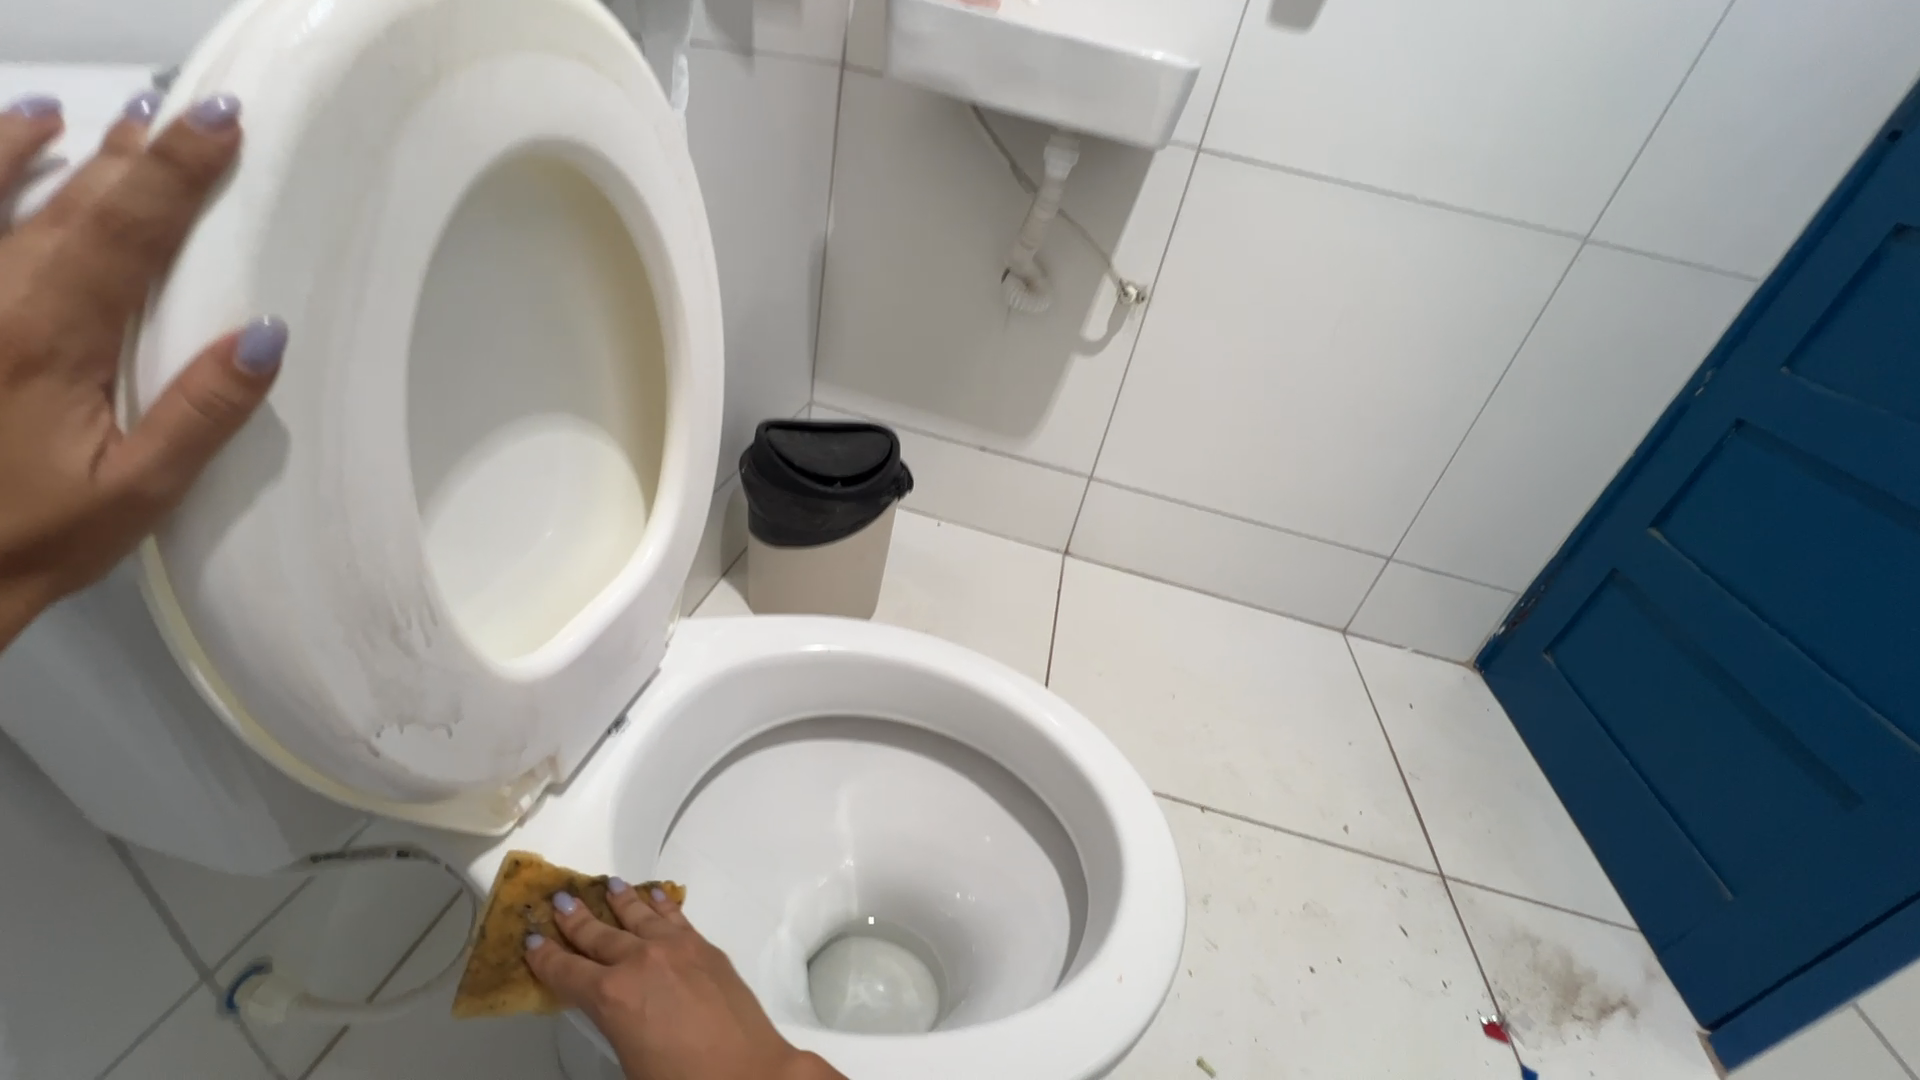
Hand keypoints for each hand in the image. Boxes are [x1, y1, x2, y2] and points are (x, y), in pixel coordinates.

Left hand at [0, 90, 286, 650]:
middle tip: (195, 109)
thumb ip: (202, 410)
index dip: (176, 174)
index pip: (127, 232)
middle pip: (75, 202)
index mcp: (49, 337)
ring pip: (7, 194)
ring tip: (113, 112)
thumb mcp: (139, 487)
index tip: (221, 127)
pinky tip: (20, 142)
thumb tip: (264, 334)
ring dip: (66, 148)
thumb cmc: (33, 531)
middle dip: (140, 151)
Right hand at [527, 880, 846, 1079]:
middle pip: (599, 935)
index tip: (531, 939)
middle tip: (560, 899)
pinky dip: (661, 904)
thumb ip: (613, 1021)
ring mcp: (675, 947)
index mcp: (612, 996)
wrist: (745, 1069)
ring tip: (607, 884)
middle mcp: (640, 960)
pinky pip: (675, 917)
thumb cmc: (680, 1078)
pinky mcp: (703, 945)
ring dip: (620, 900)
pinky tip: (655, 896)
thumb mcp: (628, 1057)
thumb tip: (611, 1005)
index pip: (567, 973)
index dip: (546, 957)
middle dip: (576, 919)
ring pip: (639, 916)